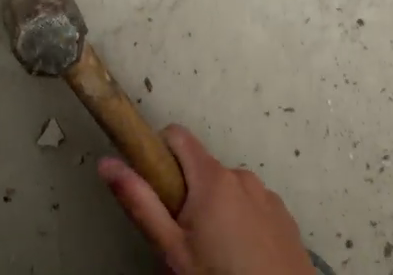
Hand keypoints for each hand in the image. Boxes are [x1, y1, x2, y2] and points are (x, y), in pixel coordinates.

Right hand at [100, 125, 316, 274]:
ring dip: (216, 208)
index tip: (157, 186)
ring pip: (228, 189)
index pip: (176, 135)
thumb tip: (106, 162)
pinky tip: (244, 258)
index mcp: (212, 177)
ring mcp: (268, 196)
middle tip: (185, 237)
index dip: (159, 153)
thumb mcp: (172, 249)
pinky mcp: (286, 218)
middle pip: (201, 168)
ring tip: (217, 254)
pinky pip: (253, 205)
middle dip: (188, 193)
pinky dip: (243, 221)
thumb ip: (139, 202)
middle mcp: (242, 176)